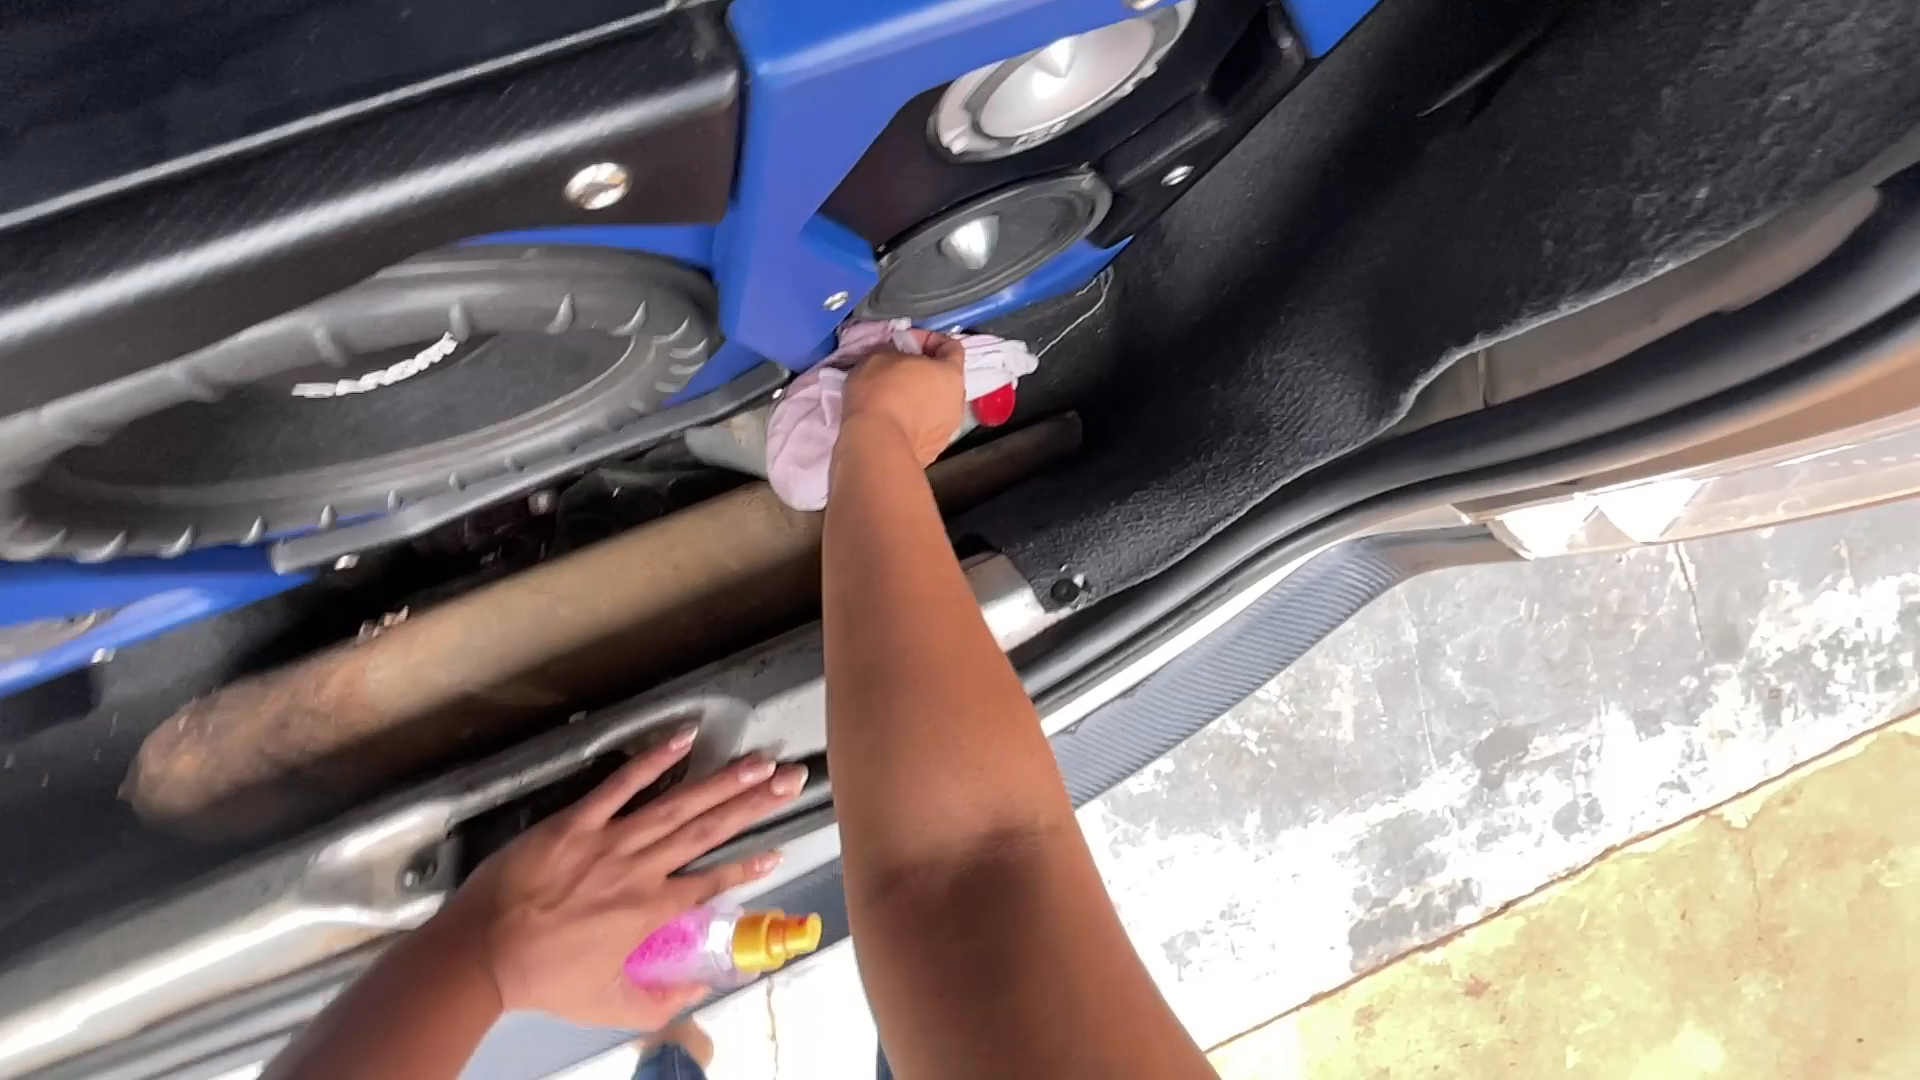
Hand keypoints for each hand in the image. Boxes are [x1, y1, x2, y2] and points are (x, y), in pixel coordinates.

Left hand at [439, 727, 807, 1029]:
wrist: (477, 957)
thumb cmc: (542, 981)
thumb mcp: (605, 1006)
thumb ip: (660, 1003)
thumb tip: (703, 989)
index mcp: (652, 910)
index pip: (712, 881)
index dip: (748, 866)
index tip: (778, 850)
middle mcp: (643, 869)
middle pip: (709, 831)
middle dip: (755, 804)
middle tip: (791, 779)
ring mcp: (612, 840)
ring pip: (679, 805)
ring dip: (723, 782)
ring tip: (759, 763)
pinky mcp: (580, 821)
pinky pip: (621, 785)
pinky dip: (653, 760)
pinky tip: (684, 736)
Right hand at [840, 330, 965, 465]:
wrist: (877, 445)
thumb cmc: (881, 392)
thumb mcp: (879, 356)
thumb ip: (894, 351)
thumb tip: (896, 357)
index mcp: (952, 374)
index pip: (952, 346)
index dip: (929, 339)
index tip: (906, 341)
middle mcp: (958, 402)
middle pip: (945, 379)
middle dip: (925, 372)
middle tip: (899, 370)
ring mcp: (949, 430)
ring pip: (937, 406)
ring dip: (920, 399)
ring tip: (894, 398)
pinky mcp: (935, 450)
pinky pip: (927, 428)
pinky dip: (915, 421)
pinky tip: (894, 421)